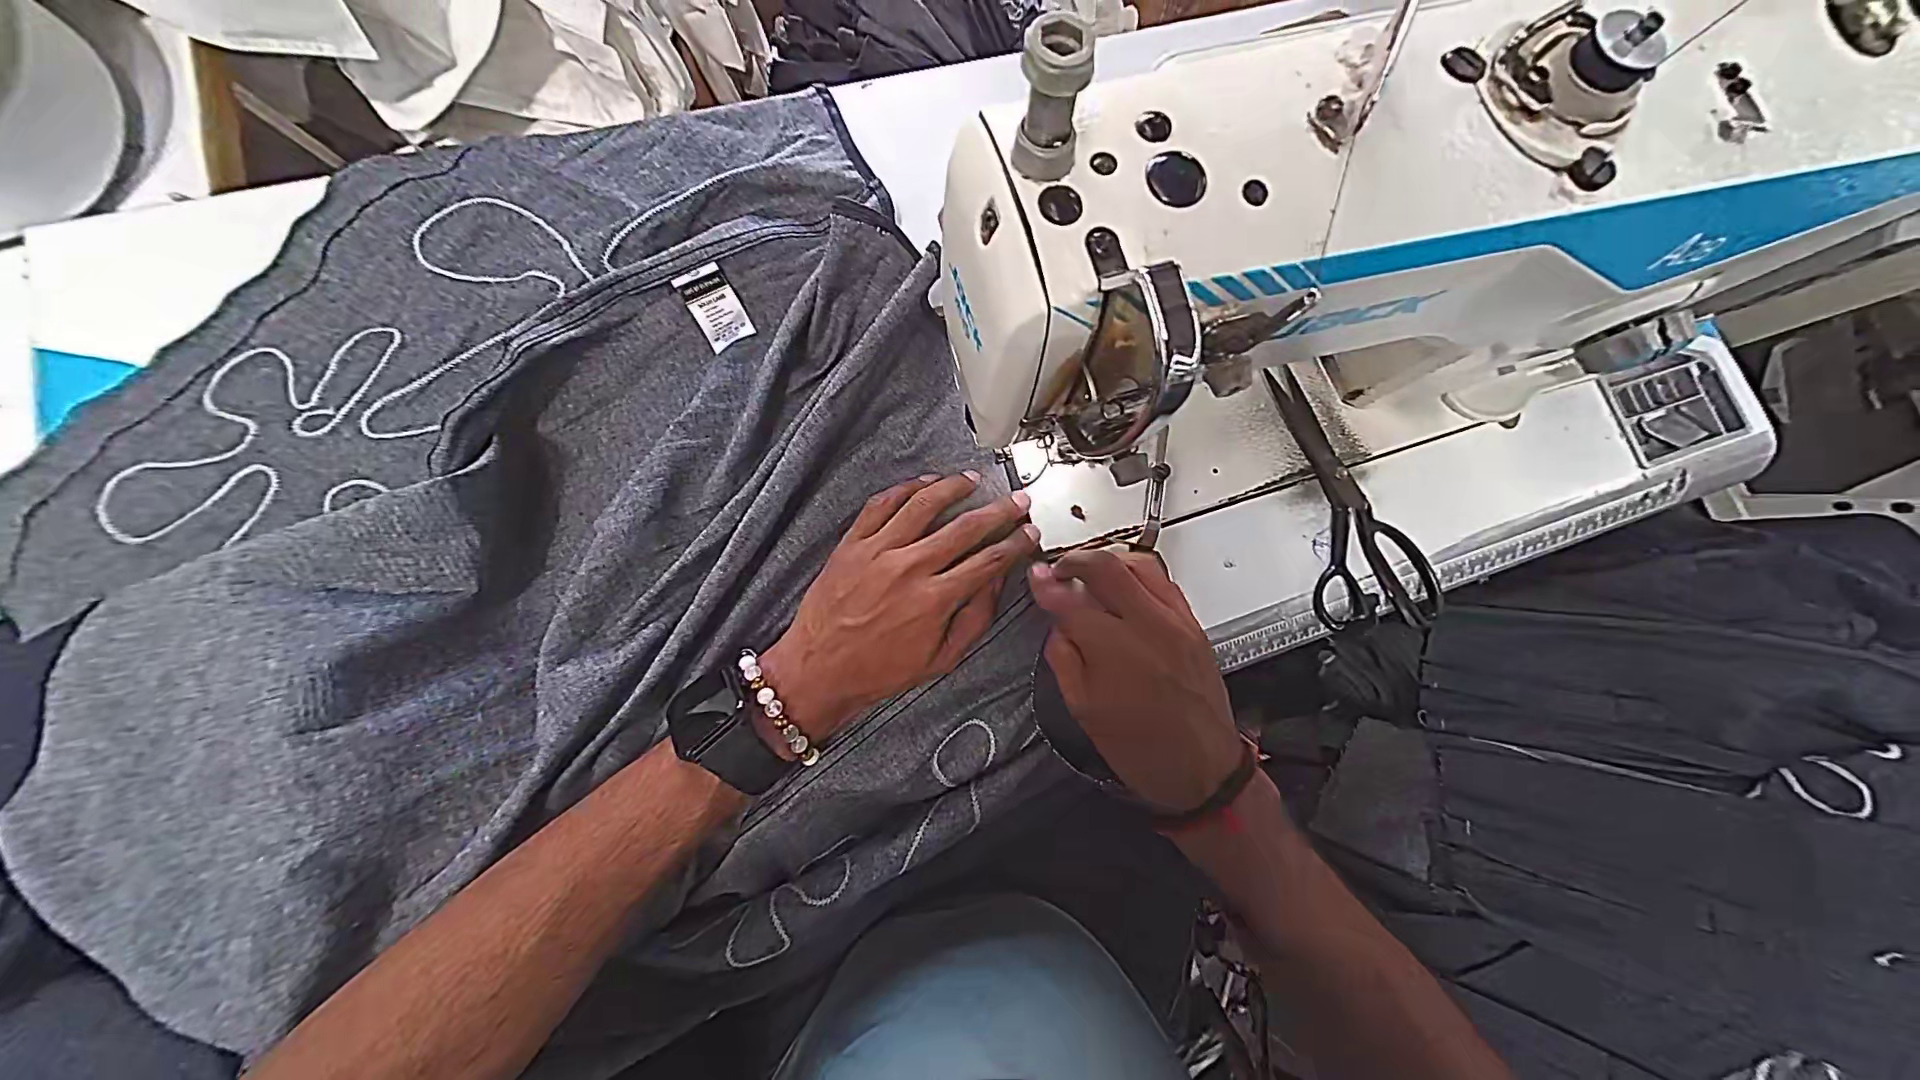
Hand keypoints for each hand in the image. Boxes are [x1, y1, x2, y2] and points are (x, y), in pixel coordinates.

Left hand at [758, 473, 1039, 748]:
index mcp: (934, 600)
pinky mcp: (852, 545)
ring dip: (953, 487)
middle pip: (965, 526)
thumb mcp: (941, 658)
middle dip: (998, 510)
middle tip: (1014, 501)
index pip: (988, 560)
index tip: (1026, 533)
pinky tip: (921, 484)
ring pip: (924, 504)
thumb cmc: (876, 670)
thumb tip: (996, 583)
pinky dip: (905, 489)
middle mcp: (908, 569)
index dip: (1015, 542)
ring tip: (970, 481)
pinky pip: (881, 505)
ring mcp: (877, 552)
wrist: (819, 670)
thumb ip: (975, 618)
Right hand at [1029, 550, 1242, 812]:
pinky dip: (1139, 574)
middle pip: (1105, 566)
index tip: (1036, 578)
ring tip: (1090, 573)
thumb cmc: (1145, 750)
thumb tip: (1057, 625)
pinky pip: (1165, 581)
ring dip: (1108, 560)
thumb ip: (1064, 659)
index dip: (1045, 584)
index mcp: (1113, 651)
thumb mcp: (1084, 709)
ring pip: (1139, 564)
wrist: (1203, 769)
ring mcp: (1176, 623)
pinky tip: (1126, 586)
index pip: (1070, 599)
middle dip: (1074, 560)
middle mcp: (1149, 628)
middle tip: (1059, 569)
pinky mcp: (1195, 626)